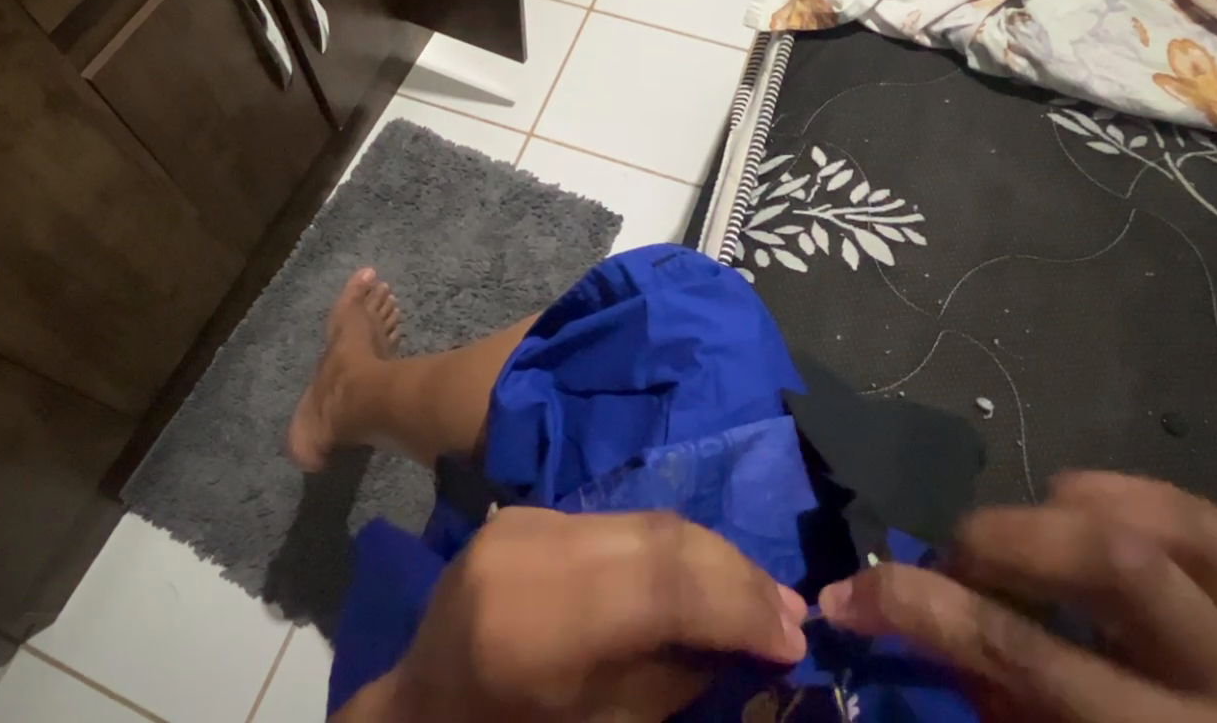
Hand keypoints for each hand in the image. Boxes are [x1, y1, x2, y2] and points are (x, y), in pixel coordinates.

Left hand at [349, 507, 808, 721]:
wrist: (422, 703)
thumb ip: (675, 674)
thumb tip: (750, 638)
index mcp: (537, 617)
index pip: (661, 585)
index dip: (738, 605)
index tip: (795, 638)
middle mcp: (530, 548)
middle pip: (659, 536)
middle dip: (735, 573)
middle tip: (790, 613)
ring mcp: (524, 521)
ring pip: (645, 519)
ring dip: (710, 554)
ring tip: (760, 594)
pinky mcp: (528, 512)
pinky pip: (618, 523)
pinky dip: (668, 547)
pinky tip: (701, 573)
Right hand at [816, 472, 1216, 722]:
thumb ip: (970, 679)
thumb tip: (879, 601)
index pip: (1020, 652)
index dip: (918, 608)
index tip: (846, 594)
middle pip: (1108, 561)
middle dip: (995, 542)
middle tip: (946, 564)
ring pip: (1168, 527)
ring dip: (1066, 513)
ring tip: (1015, 540)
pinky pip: (1204, 522)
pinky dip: (1122, 498)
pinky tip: (1070, 513)